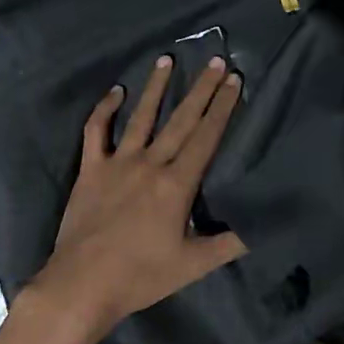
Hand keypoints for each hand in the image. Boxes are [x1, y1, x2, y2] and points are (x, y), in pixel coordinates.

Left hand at [31, 55, 247, 335]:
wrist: (82, 285)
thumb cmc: (141, 276)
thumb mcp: (194, 265)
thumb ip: (229, 244)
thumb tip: (261, 227)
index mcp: (177, 184)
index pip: (206, 137)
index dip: (222, 107)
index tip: (234, 80)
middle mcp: (150, 164)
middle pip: (181, 119)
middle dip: (201, 88)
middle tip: (214, 59)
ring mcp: (117, 163)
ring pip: (141, 117)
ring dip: (155, 87)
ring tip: (166, 58)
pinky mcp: (90, 170)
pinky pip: (96, 133)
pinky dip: (104, 110)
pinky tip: (115, 92)